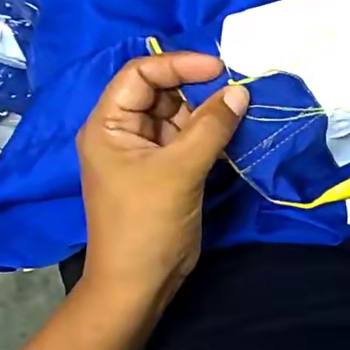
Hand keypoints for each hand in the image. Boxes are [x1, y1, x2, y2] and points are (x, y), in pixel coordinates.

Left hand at [77, 52, 249, 296]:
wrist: (139, 284)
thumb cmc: (146, 225)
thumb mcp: (179, 171)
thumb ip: (211, 127)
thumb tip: (240, 91)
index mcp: (108, 125)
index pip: (140, 75)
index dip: (178, 65)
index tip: (219, 68)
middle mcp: (122, 132)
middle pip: (161, 92)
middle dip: (197, 89)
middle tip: (236, 93)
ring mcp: (144, 152)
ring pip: (178, 116)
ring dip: (207, 114)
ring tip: (239, 114)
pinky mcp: (164, 171)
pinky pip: (187, 140)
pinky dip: (209, 136)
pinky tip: (233, 134)